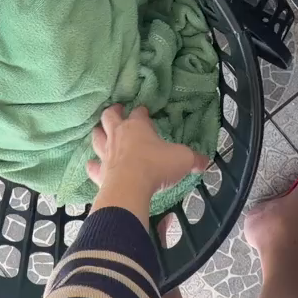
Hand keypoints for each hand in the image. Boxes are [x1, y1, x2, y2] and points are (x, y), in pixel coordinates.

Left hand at [85, 105, 207, 224]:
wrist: (131, 187)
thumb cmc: (156, 166)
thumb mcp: (182, 159)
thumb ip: (193, 159)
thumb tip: (205, 161)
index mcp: (137, 126)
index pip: (139, 112)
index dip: (142, 111)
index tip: (145, 111)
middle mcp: (119, 134)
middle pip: (110, 116)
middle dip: (113, 112)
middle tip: (118, 111)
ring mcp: (106, 153)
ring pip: (97, 136)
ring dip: (99, 133)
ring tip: (102, 132)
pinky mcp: (100, 172)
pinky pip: (92, 166)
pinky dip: (93, 165)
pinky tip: (93, 165)